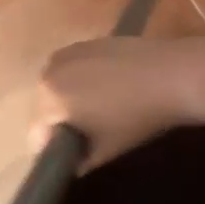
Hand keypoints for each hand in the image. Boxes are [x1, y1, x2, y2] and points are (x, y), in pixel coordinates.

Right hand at [30, 38, 194, 171]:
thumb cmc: (133, 117)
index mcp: (50, 97)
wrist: (167, 74)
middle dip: (61, 119)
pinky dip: (83, 79)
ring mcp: (70, 49)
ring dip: (71, 98)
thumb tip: (72, 163)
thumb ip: (79, 160)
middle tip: (88, 133)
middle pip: (46, 104)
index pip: (37, 132)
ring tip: (100, 110)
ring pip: (59, 83)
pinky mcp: (88, 40)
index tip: (74, 154)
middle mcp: (51, 68)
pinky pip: (74, 67)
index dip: (53, 149)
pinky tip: (109, 88)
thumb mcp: (104, 151)